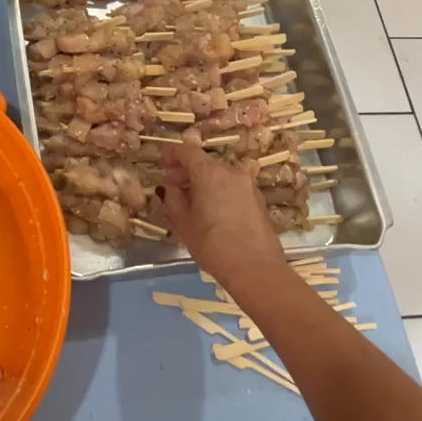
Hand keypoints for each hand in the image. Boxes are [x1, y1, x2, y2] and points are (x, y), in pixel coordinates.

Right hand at [161, 140, 285, 293]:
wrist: (256, 270)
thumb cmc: (213, 245)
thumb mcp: (183, 223)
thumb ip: (172, 198)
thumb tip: (169, 187)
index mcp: (210, 172)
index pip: (187, 150)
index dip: (172, 154)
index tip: (162, 164)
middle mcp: (231, 172)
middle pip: (204, 163)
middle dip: (187, 172)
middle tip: (173, 188)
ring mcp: (248, 186)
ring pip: (220, 176)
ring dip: (204, 183)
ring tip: (193, 204)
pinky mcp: (259, 201)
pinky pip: (233, 188)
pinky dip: (219, 192)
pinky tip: (214, 214)